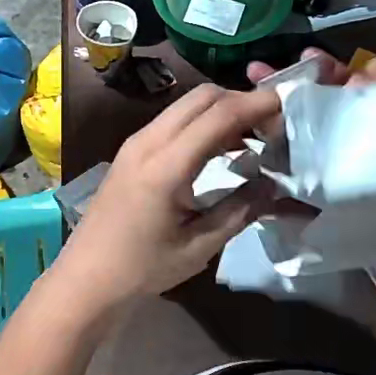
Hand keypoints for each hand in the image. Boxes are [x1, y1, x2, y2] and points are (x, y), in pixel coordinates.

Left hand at [54, 85, 282, 315]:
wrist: (86, 277)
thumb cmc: (142, 268)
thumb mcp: (198, 246)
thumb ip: (239, 210)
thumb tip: (274, 185)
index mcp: (165, 164)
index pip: (218, 114)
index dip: (257, 105)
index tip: (289, 112)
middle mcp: (148, 142)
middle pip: (202, 97)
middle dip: (241, 102)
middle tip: (272, 129)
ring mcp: (136, 143)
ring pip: (186, 106)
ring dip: (221, 111)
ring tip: (254, 139)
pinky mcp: (131, 151)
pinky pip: (172, 121)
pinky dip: (202, 123)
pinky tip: (222, 149)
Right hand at [245, 49, 375, 278]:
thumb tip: (370, 67)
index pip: (346, 89)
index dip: (324, 72)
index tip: (303, 58)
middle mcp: (354, 145)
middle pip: (312, 114)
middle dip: (282, 93)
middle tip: (254, 75)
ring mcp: (342, 177)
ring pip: (299, 149)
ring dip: (270, 132)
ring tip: (244, 118)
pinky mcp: (335, 209)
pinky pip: (300, 196)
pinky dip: (275, 186)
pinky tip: (251, 172)